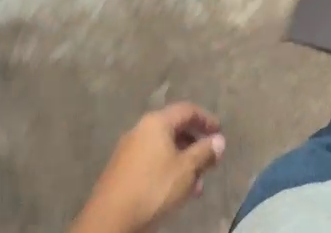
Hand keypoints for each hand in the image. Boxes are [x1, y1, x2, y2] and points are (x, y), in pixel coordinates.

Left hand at [71, 103, 225, 232]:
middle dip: (194, 146)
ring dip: (182, 162)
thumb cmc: (153, 188)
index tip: (220, 132)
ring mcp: (127, 150)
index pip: (187, 110)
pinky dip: (166, 170)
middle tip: (209, 162)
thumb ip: (204, 152)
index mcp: (156, 122)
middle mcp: (140, 129)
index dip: (206, 119)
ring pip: (163, 149)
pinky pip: (150, 161)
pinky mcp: (120, 170)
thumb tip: (219, 140)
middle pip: (174, 129)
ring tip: (194, 185)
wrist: (110, 220)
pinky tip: (173, 191)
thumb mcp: (186, 170)